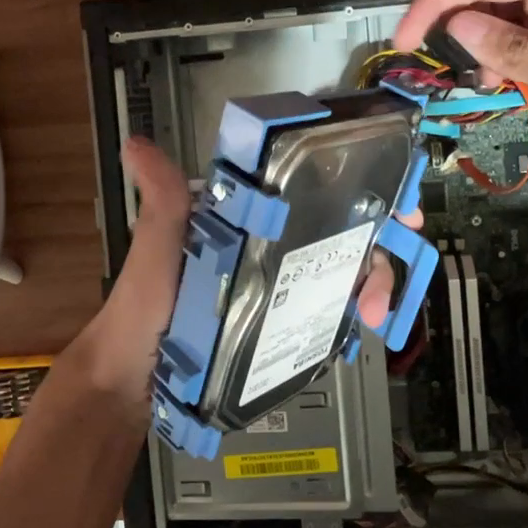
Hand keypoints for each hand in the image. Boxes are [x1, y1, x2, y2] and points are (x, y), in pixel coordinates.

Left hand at [77, 138, 410, 404]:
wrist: (132, 383)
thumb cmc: (141, 311)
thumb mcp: (154, 252)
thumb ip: (161, 204)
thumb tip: (138, 145)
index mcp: (241, 217)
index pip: (306, 188)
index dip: (357, 188)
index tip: (395, 203)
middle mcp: (262, 243)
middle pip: (337, 231)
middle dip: (374, 245)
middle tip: (386, 274)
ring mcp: (273, 282)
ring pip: (337, 268)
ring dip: (367, 282)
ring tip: (368, 311)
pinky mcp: (277, 318)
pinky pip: (323, 306)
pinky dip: (347, 310)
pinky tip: (357, 324)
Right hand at [393, 0, 527, 201]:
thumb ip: (521, 51)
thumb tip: (458, 25)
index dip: (436, 0)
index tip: (405, 41)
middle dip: (455, 28)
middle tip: (442, 75)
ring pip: (505, 24)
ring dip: (480, 51)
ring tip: (482, 87)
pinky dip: (506, 67)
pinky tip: (508, 91)